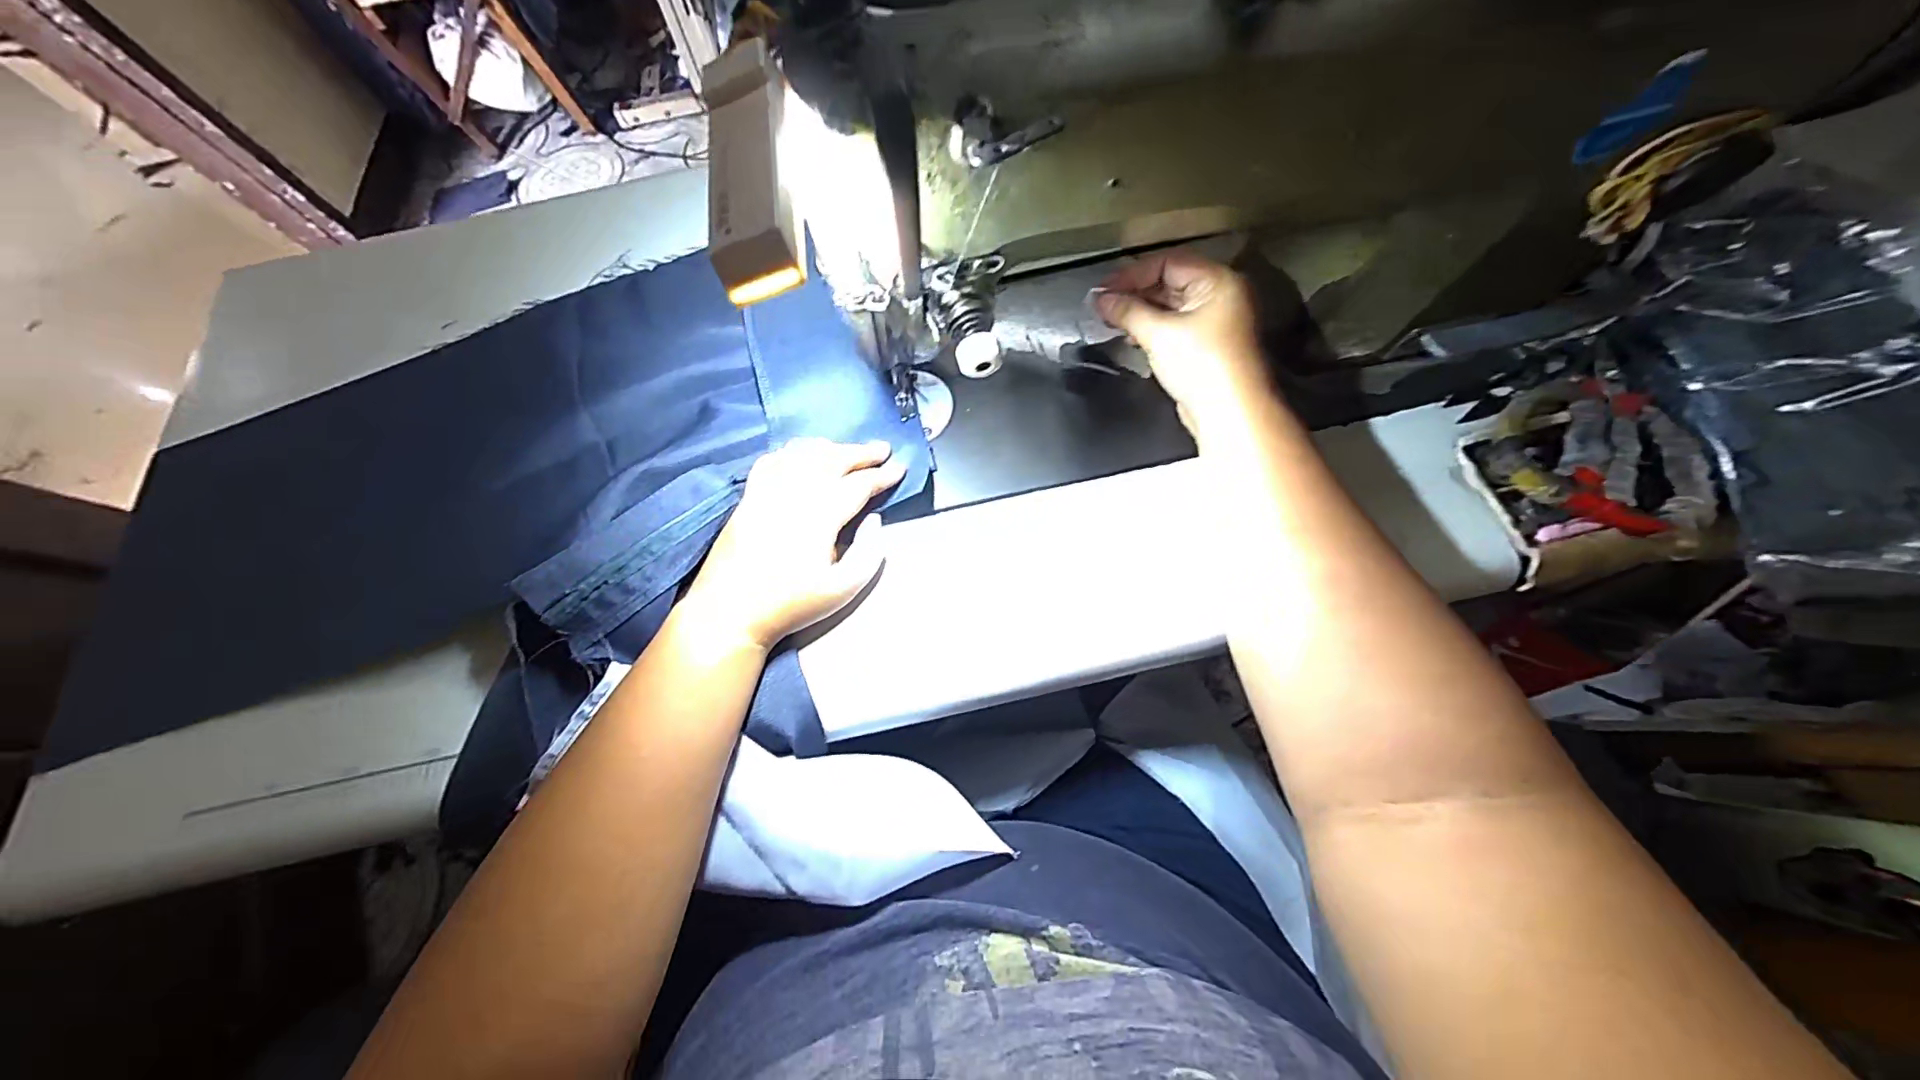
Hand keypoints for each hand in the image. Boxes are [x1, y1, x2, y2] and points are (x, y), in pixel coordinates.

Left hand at [678, 438, 906, 650]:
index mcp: (820, 515)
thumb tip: (874, 519)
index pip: (858, 484)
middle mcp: (793, 494)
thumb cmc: (790, 604)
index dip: (881, 475)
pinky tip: (800, 455)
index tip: (899, 469)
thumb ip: (868, 553)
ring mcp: (766, 491)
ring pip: (802, 454)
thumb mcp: (842, 589)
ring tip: (847, 450)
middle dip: (860, 452)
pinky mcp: (748, 497)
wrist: (730, 612)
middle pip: (831, 459)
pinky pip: (772, 461)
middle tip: (882, 449)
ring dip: (829, 447)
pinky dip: (792, 452)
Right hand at [1092, 250, 1276, 438]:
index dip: (1132, 274)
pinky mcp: (1205, 345)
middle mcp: (1220, 296)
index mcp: (1217, 281)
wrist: (1229, 412)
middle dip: (1134, 293)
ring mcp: (1214, 321)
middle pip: (1169, 282)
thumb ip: (1127, 311)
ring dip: (1140, 312)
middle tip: (1103, 305)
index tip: (1103, 289)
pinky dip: (1152, 328)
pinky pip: (1174, 326)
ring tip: (1112, 320)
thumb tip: (1102, 299)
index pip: (1167, 262)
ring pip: (1170, 306)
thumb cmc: (1204, 367)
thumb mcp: (1159, 334)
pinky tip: (1131, 336)